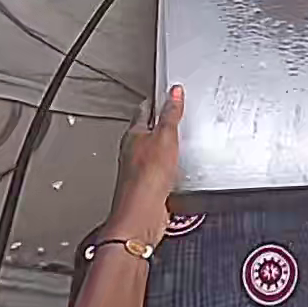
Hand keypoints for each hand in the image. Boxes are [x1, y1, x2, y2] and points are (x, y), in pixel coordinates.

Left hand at [107, 85, 183, 245]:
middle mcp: (133, 151)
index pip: (144, 110)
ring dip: (163, 143)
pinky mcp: (149, 185)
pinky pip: (159, 168)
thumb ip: (171, 114)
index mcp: (134, 134)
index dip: (155, 100)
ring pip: (152, 149)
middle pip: (146, 130)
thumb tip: (174, 92)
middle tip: (170, 112)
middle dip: (158, 121)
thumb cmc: (146, 178)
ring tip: (174, 137)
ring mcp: (139, 169)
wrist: (142, 215)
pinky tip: (174, 165)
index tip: (165, 93)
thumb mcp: (165, 137)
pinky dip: (167, 163)